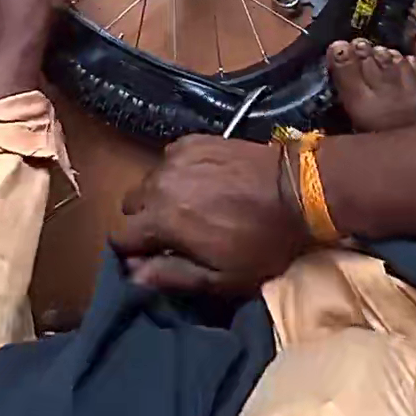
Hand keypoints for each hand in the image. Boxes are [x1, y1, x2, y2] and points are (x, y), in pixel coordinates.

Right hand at [110, 135, 311, 295]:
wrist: (295, 189)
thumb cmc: (260, 240)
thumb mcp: (221, 276)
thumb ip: (171, 275)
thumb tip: (133, 275)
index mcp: (161, 218)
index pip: (119, 237)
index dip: (131, 252)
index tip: (151, 257)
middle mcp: (158, 182)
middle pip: (130, 205)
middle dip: (144, 221)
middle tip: (174, 233)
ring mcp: (173, 156)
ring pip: (149, 181)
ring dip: (160, 196)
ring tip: (191, 206)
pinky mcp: (190, 140)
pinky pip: (169, 159)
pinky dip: (177, 172)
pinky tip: (204, 182)